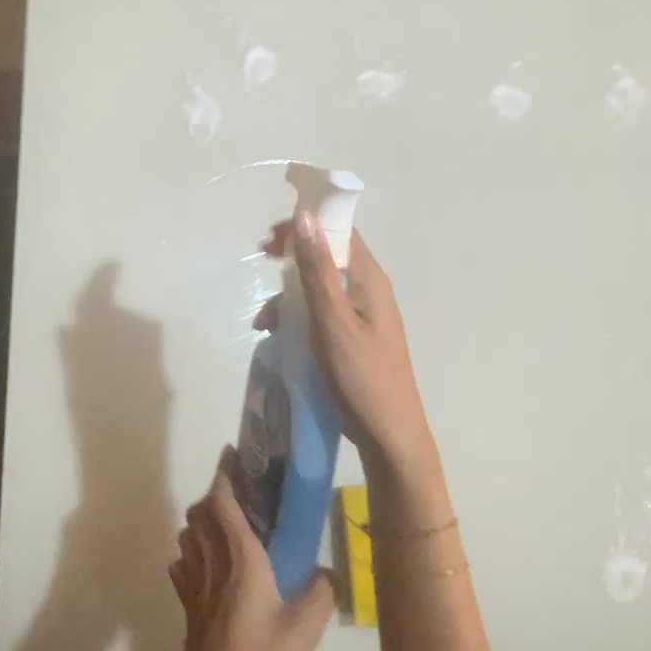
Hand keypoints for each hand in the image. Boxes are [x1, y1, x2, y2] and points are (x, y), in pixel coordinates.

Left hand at [168, 451, 334, 650]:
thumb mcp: (304, 630)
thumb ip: (319, 594)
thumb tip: (326, 572)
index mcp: (240, 557)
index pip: (222, 501)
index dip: (225, 474)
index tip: (234, 454)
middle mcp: (211, 562)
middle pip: (199, 513)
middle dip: (214, 496)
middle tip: (240, 495)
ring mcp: (194, 585)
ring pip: (188, 536)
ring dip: (201, 523)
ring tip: (226, 527)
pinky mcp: (187, 607)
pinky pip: (184, 567)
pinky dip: (192, 556)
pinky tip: (208, 568)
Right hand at [257, 216, 439, 474]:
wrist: (388, 433)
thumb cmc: (361, 375)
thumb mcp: (332, 320)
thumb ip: (316, 270)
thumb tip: (304, 217)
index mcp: (369, 279)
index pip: (339, 231)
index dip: (306, 225)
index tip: (271, 238)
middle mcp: (369, 290)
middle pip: (327, 256)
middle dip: (292, 257)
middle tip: (261, 264)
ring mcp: (362, 315)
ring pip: (319, 287)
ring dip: (289, 293)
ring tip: (263, 321)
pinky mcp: (353, 337)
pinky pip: (321, 312)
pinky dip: (297, 316)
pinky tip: (277, 336)